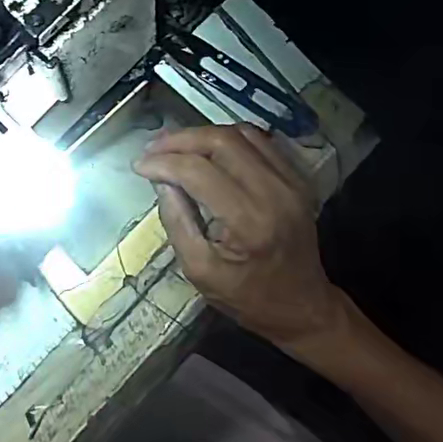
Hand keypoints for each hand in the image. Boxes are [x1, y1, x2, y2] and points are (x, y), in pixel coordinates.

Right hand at [133, 124, 348, 350]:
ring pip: (239, 134)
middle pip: (220, 141)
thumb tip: (160, 180)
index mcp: (249, 221)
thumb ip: (177, 221)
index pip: (198, 171)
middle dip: (179, 140)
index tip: (139, 166)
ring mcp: (291, 182)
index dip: (162, 163)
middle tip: (152, 150)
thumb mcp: (199, 270)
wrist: (304, 307)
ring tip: (174, 147)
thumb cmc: (247, 296)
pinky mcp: (297, 179)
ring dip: (201, 135)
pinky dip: (227, 138)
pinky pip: (259, 140)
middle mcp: (274, 193)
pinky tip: (206, 150)